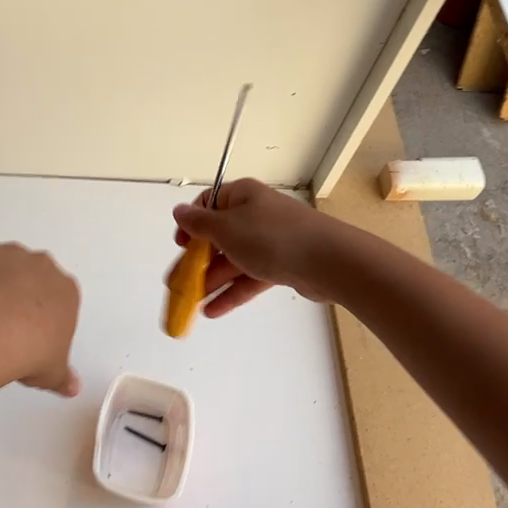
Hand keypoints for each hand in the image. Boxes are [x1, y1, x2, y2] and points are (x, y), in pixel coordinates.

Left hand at [0, 243, 81, 396]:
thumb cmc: (33, 350)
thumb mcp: (53, 372)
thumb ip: (63, 377)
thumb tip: (72, 388)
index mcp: (66, 291)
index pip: (56, 300)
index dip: (41, 318)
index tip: (27, 336)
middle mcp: (42, 266)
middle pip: (30, 278)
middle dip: (18, 296)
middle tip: (2, 327)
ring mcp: (10, 255)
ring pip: (1, 267)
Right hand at [171, 178, 339, 317]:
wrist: (329, 261)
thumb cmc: (271, 237)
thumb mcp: (226, 228)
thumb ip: (198, 223)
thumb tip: (179, 211)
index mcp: (242, 196)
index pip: (208, 203)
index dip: (191, 224)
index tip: (181, 245)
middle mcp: (256, 214)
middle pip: (219, 236)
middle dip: (197, 261)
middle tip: (178, 283)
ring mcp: (271, 241)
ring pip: (234, 260)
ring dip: (212, 280)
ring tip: (192, 303)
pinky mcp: (283, 264)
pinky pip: (251, 277)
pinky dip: (233, 292)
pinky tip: (213, 311)